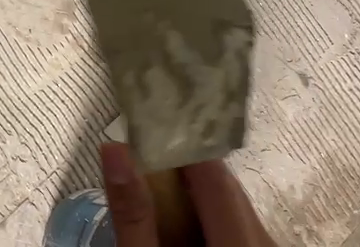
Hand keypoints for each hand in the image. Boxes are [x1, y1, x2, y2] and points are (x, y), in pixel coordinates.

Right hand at [100, 142, 275, 245]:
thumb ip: (133, 214)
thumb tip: (114, 146)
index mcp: (242, 245)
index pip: (214, 172)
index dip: (180, 143)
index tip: (146, 125)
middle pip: (227, 191)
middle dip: (185, 173)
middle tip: (142, 162)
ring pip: (237, 212)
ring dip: (199, 200)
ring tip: (158, 199)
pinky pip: (245, 234)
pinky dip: (215, 225)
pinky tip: (187, 233)